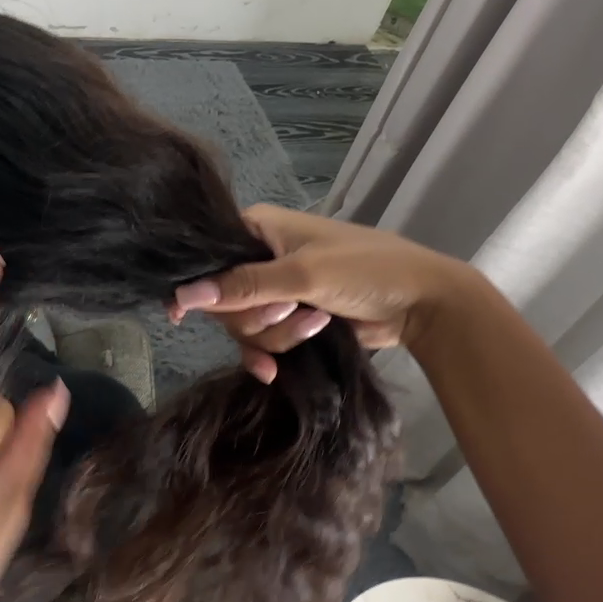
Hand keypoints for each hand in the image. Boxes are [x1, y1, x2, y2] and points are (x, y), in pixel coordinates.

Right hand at [172, 204, 483, 380]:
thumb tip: (183, 296)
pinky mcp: (292, 319)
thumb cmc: (364, 269)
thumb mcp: (302, 275)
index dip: (196, 286)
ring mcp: (276, 289)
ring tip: (317, 323)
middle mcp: (259, 256)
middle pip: (224, 298)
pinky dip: (268, 355)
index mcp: (257, 228)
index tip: (179, 315)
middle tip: (290, 311)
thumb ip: (243, 286)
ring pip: (245, 324)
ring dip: (278, 334)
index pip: (208, 257)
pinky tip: (272, 373)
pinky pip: (262, 341)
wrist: (423, 302)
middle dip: (256, 316)